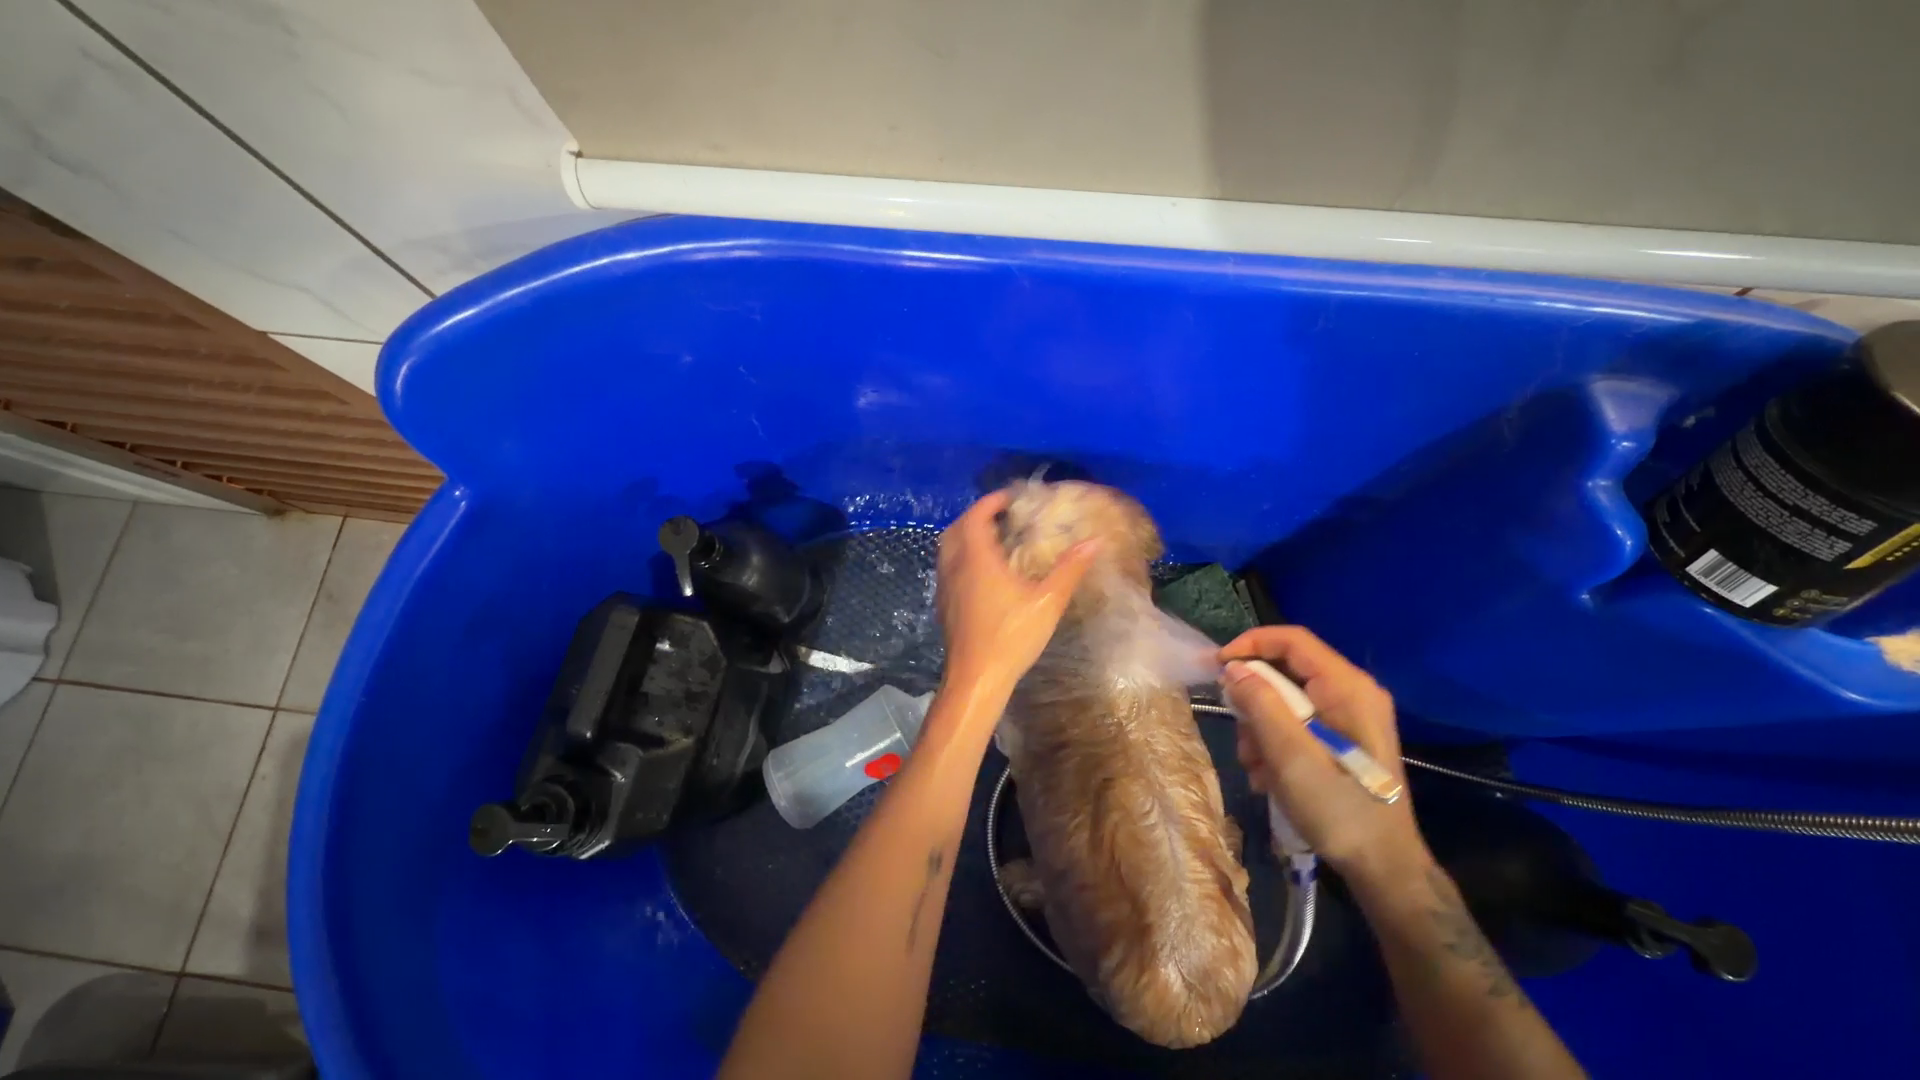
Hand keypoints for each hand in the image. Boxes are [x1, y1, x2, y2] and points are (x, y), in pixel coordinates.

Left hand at [936, 490, 1098, 695]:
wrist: (975, 678)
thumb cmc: (1011, 636)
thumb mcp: (1047, 602)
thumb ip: (1069, 569)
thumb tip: (1094, 541)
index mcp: (976, 559)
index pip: (976, 516)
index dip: (991, 502)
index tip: (1011, 498)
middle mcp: (955, 567)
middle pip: (957, 528)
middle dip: (977, 516)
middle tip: (1002, 516)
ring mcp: (945, 587)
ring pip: (948, 549)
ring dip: (966, 536)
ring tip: (993, 540)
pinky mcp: (944, 605)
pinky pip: (948, 568)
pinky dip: (961, 557)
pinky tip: (983, 572)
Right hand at [1220, 626, 1426, 881]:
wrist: (1383, 867)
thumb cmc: (1339, 809)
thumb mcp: (1292, 756)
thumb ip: (1261, 705)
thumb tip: (1233, 669)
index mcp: (1349, 688)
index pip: (1292, 640)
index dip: (1250, 645)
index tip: (1215, 667)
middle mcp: (1352, 694)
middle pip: (1287, 673)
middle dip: (1254, 702)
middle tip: (1240, 737)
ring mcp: (1349, 719)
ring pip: (1286, 703)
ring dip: (1261, 731)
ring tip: (1256, 769)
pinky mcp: (1342, 742)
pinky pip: (1298, 726)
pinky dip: (1275, 745)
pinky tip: (1269, 778)